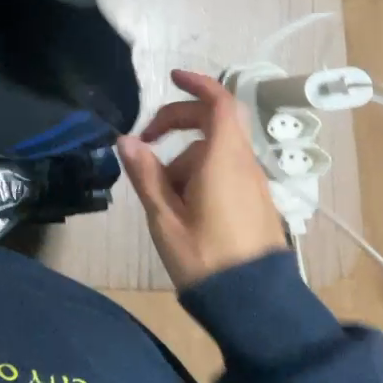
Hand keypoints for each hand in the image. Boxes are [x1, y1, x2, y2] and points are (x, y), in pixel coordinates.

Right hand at [117, 69, 285, 288]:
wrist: (256, 305)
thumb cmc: (205, 258)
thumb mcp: (165, 218)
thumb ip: (146, 175)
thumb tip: (127, 140)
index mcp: (223, 162)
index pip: (219, 105)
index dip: (198, 84)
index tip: (172, 77)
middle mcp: (243, 166)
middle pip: (213, 125)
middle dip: (176, 123)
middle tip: (144, 142)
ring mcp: (253, 186)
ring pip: (214, 153)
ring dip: (183, 160)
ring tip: (159, 195)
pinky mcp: (255, 204)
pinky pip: (224, 173)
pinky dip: (198, 175)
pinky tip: (180, 207)